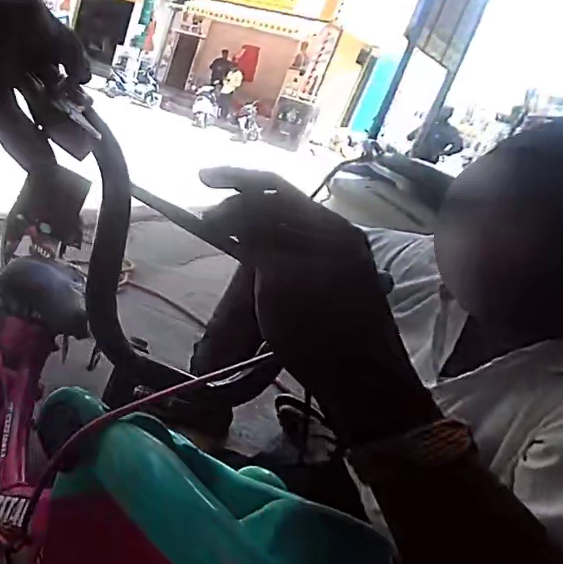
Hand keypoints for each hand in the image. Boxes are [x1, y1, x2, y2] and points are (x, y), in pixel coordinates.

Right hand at [200, 167, 441, 445]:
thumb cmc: (318, 331)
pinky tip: (246, 260)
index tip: (201, 180)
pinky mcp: (322, 280)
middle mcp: (333, 236)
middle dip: (237, 208)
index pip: (275, 189)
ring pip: (277, 230)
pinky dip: (259, 251)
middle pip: (275, 207)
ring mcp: (330, 258)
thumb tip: (231, 209)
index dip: (235, 179)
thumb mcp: (280, 279)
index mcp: (328, 228)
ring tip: (220, 237)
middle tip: (206, 223)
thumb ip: (257, 237)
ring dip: (246, 230)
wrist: (361, 384)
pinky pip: (284, 252)